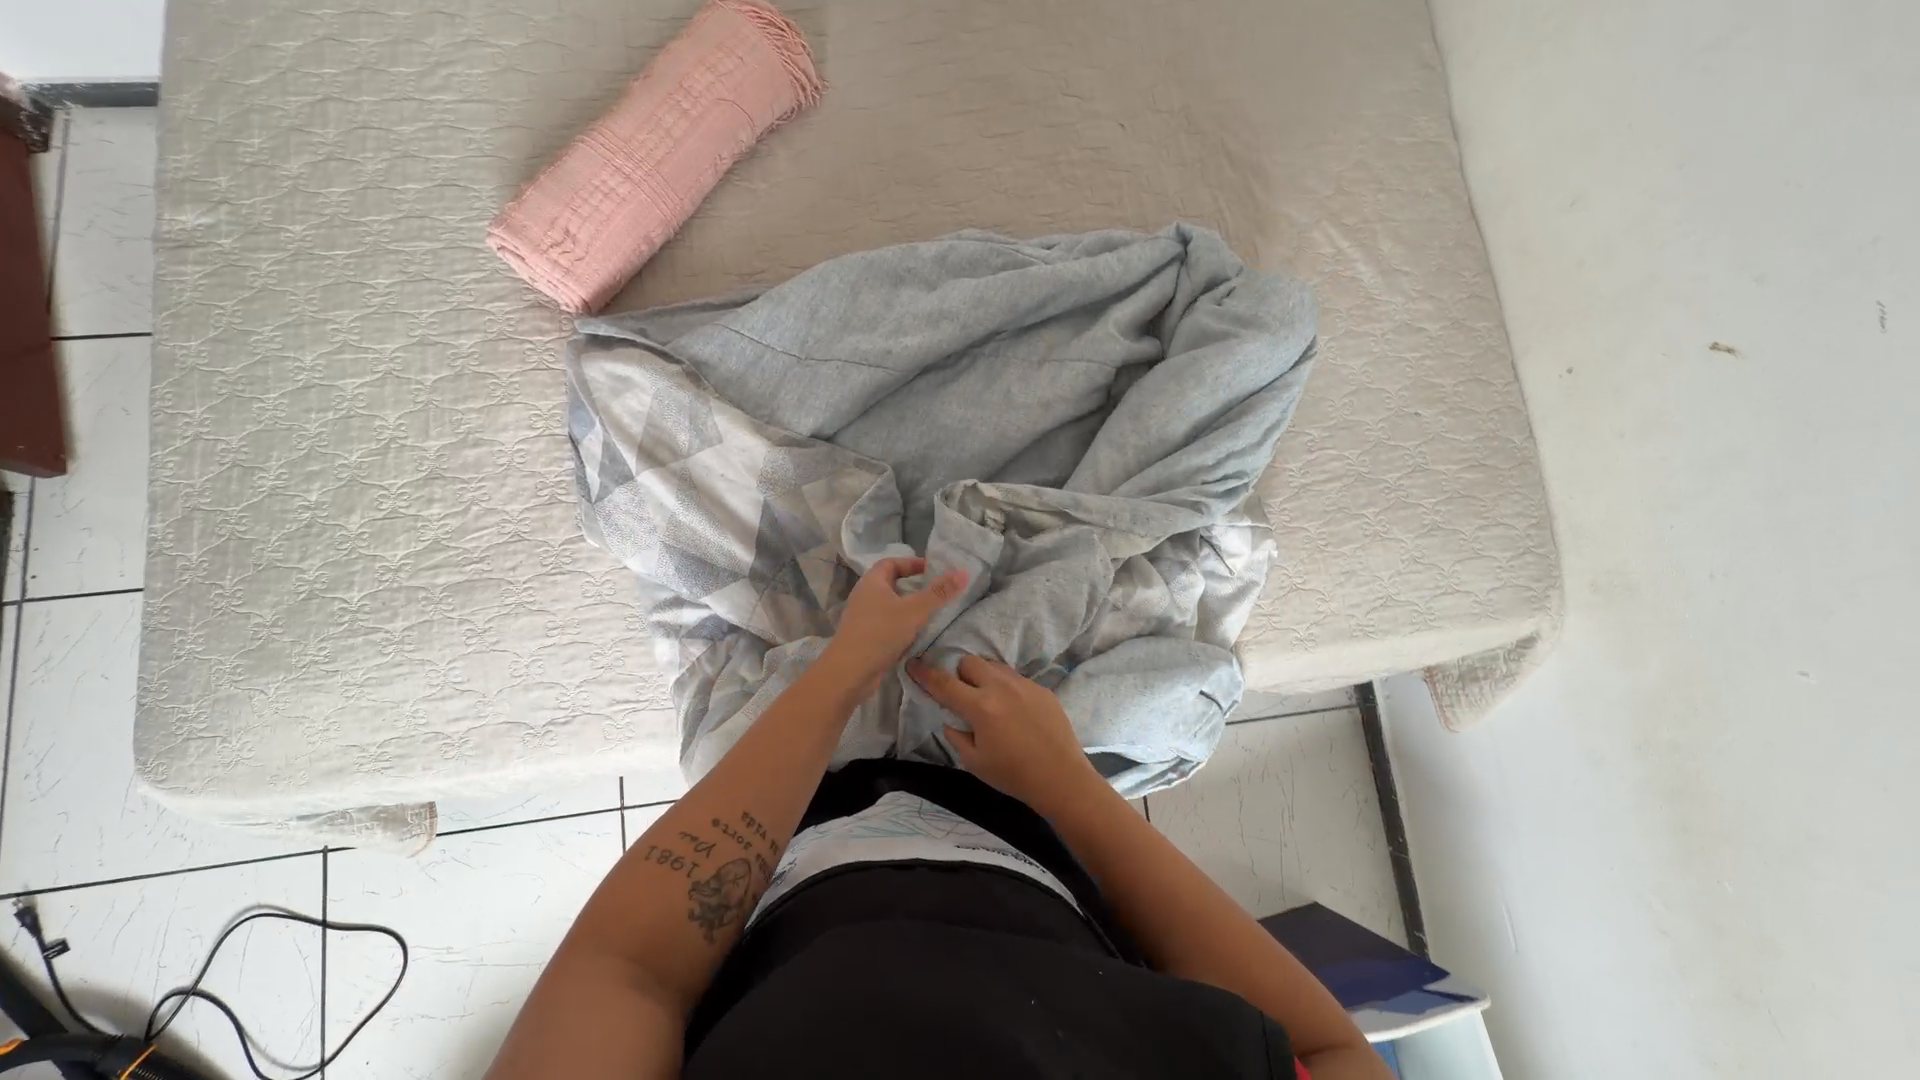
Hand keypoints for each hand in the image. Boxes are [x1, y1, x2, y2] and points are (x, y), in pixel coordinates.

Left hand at [822, 557, 967, 692]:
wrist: (849, 672)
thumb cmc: (880, 633)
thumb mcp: (914, 610)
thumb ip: (939, 592)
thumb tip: (963, 572)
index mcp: (872, 582)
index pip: (891, 563)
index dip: (912, 563)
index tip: (933, 570)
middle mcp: (864, 596)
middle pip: (890, 584)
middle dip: (913, 586)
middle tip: (936, 592)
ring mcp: (863, 618)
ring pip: (889, 606)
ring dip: (909, 608)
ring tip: (931, 613)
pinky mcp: (865, 638)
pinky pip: (887, 625)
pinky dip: (902, 626)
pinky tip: (917, 635)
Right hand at [907, 653, 1105, 816]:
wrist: (1061, 778)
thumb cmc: (1013, 775)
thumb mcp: (974, 762)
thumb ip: (956, 735)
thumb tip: (952, 719)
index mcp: (980, 707)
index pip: (944, 683)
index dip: (925, 673)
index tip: (913, 664)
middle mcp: (1001, 687)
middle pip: (970, 662)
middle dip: (960, 674)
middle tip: (964, 697)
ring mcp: (1024, 685)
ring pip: (994, 666)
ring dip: (984, 677)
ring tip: (990, 702)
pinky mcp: (1042, 689)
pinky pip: (1016, 679)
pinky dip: (1007, 688)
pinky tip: (1015, 712)